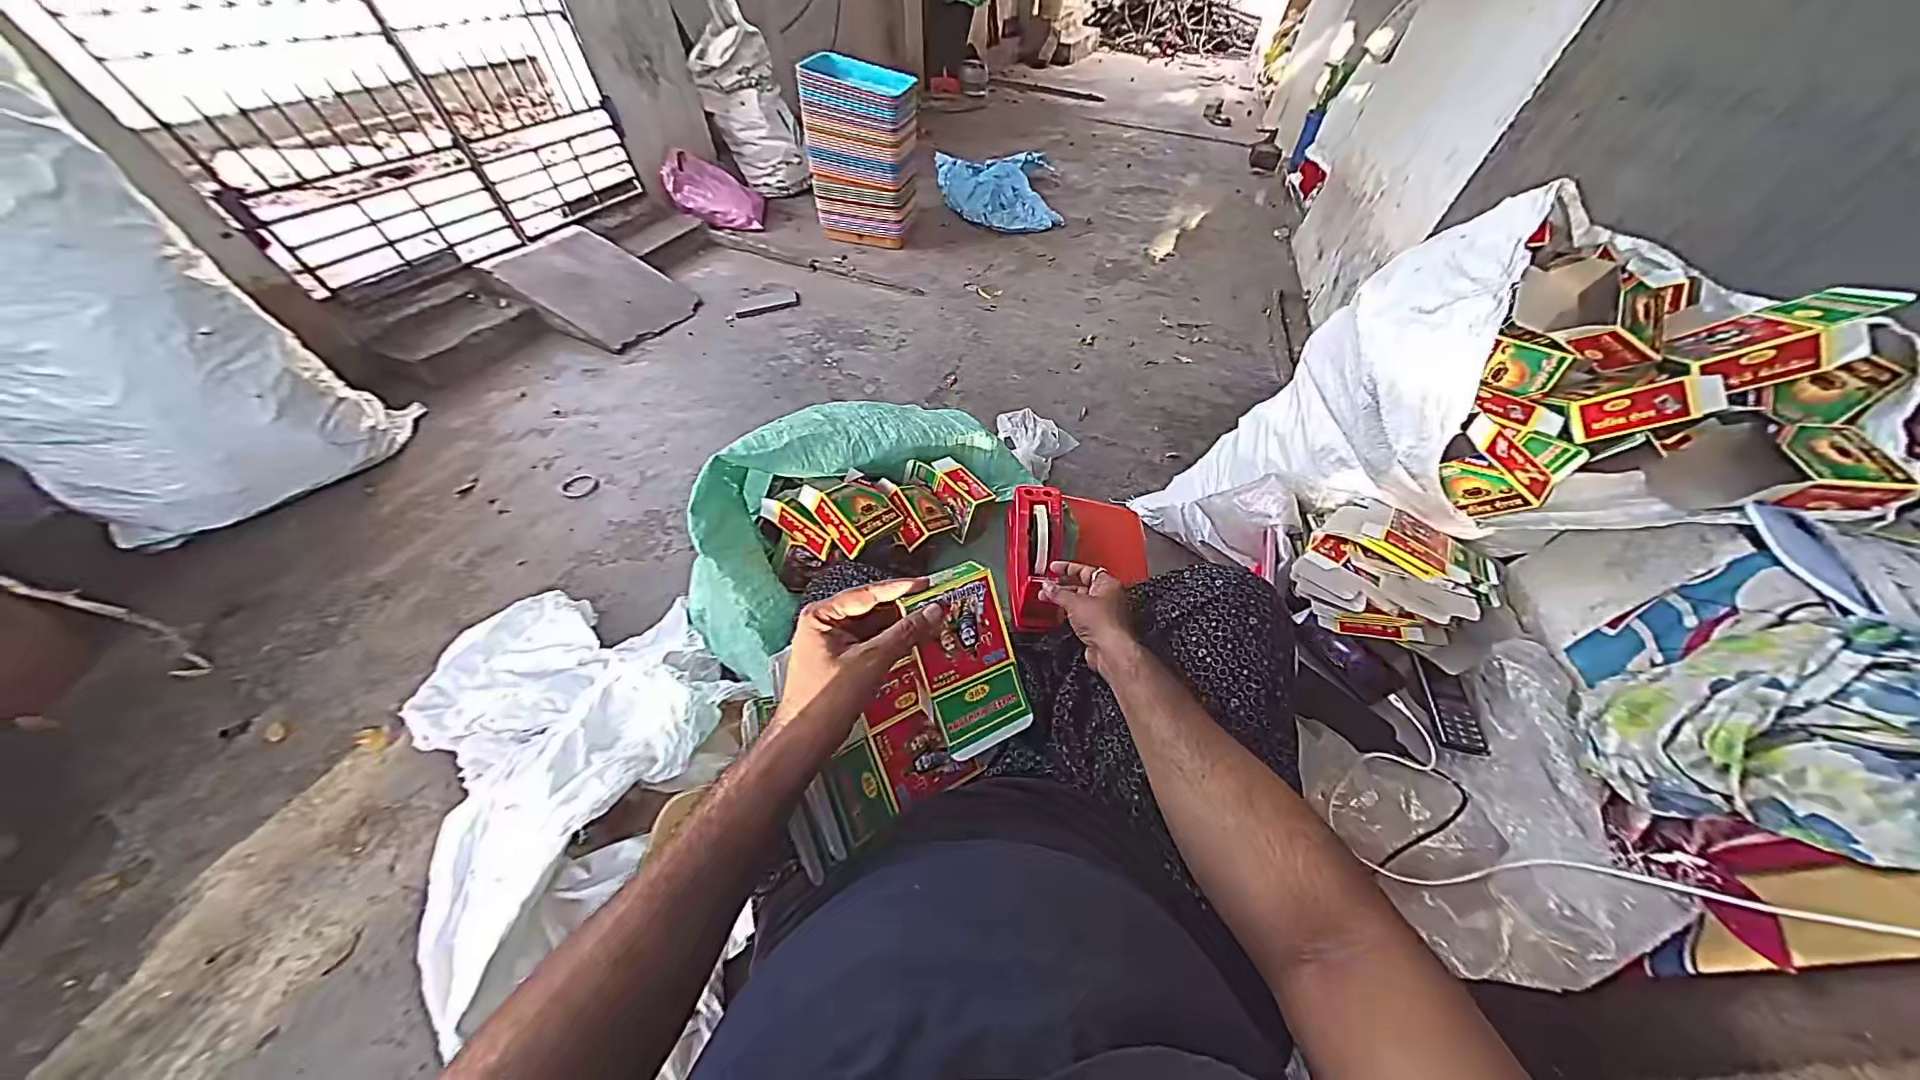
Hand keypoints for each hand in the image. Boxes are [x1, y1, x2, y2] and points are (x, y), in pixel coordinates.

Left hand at [775, 578, 944, 738]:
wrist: (804, 742)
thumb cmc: (827, 699)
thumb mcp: (870, 661)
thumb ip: (904, 633)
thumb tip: (934, 611)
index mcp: (821, 615)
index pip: (868, 594)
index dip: (901, 589)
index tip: (928, 585)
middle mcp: (825, 624)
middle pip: (872, 610)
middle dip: (903, 610)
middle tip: (936, 606)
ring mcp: (832, 644)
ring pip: (874, 629)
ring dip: (900, 629)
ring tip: (932, 624)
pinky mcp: (841, 663)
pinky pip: (872, 646)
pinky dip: (892, 645)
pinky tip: (915, 645)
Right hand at [1040, 561, 1136, 676]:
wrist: (1110, 650)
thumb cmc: (1104, 624)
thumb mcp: (1074, 602)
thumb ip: (1058, 593)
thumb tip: (1048, 586)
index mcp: (1108, 584)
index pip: (1085, 570)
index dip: (1068, 568)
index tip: (1055, 568)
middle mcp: (1108, 597)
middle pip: (1082, 585)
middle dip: (1063, 585)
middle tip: (1048, 584)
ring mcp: (1104, 613)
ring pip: (1081, 601)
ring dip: (1064, 599)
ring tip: (1048, 597)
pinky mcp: (1098, 627)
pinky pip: (1081, 615)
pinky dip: (1069, 612)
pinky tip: (1059, 613)